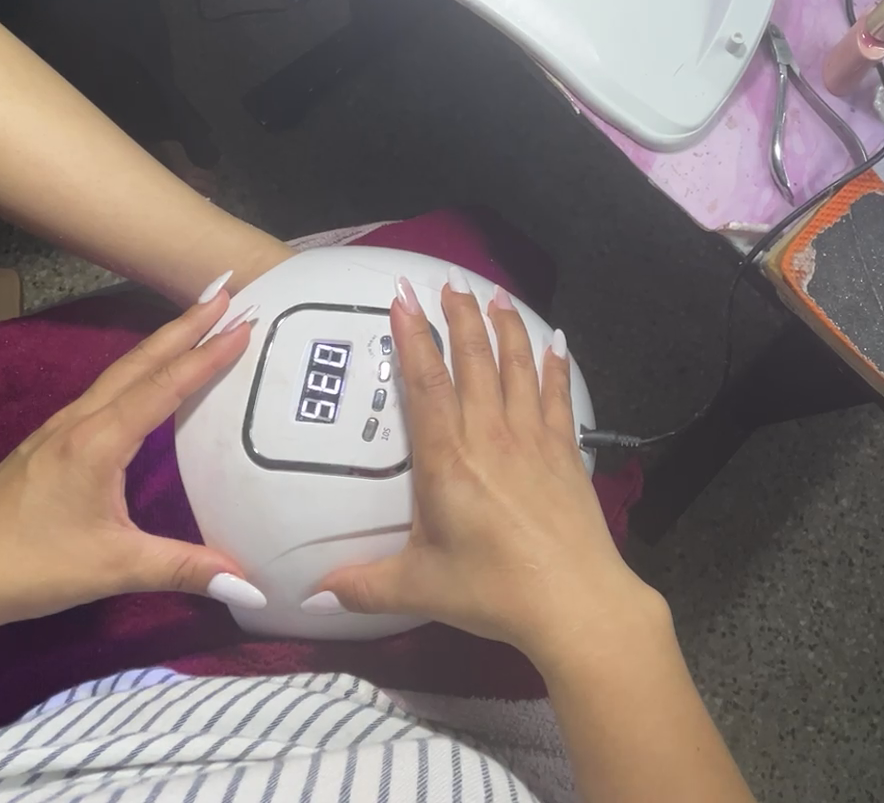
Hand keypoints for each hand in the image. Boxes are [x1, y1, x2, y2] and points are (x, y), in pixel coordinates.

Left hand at [0, 281, 263, 633]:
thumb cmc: (30, 569)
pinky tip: (149, 372)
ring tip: (198, 320)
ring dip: (163, 341)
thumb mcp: (114, 568)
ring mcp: (61, 427)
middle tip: (226, 294)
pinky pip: (106, 388)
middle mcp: (81, 421)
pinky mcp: (51, 440)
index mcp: (99, 441)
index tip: (243, 324)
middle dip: (186, 325)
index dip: (207, 355)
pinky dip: (140, 366)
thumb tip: (250, 583)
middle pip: (141, 361)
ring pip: (121, 371)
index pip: (164, 387)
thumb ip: (184, 569)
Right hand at [318, 276, 663, 663]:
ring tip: (496, 294)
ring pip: (516, 367)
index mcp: (448, 457)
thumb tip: (309, 597)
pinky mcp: (566, 449)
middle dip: (459, 316)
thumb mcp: (419, 588)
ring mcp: (533, 437)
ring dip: (505, 327)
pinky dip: (555, 365)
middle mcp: (490, 433)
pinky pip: (559, 395)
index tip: (403, 298)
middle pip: (474, 360)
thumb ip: (362, 587)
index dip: (413, 337)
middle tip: (449, 282)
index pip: (426, 382)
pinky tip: (555, 341)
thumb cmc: (493, 590)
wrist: (574, 600)